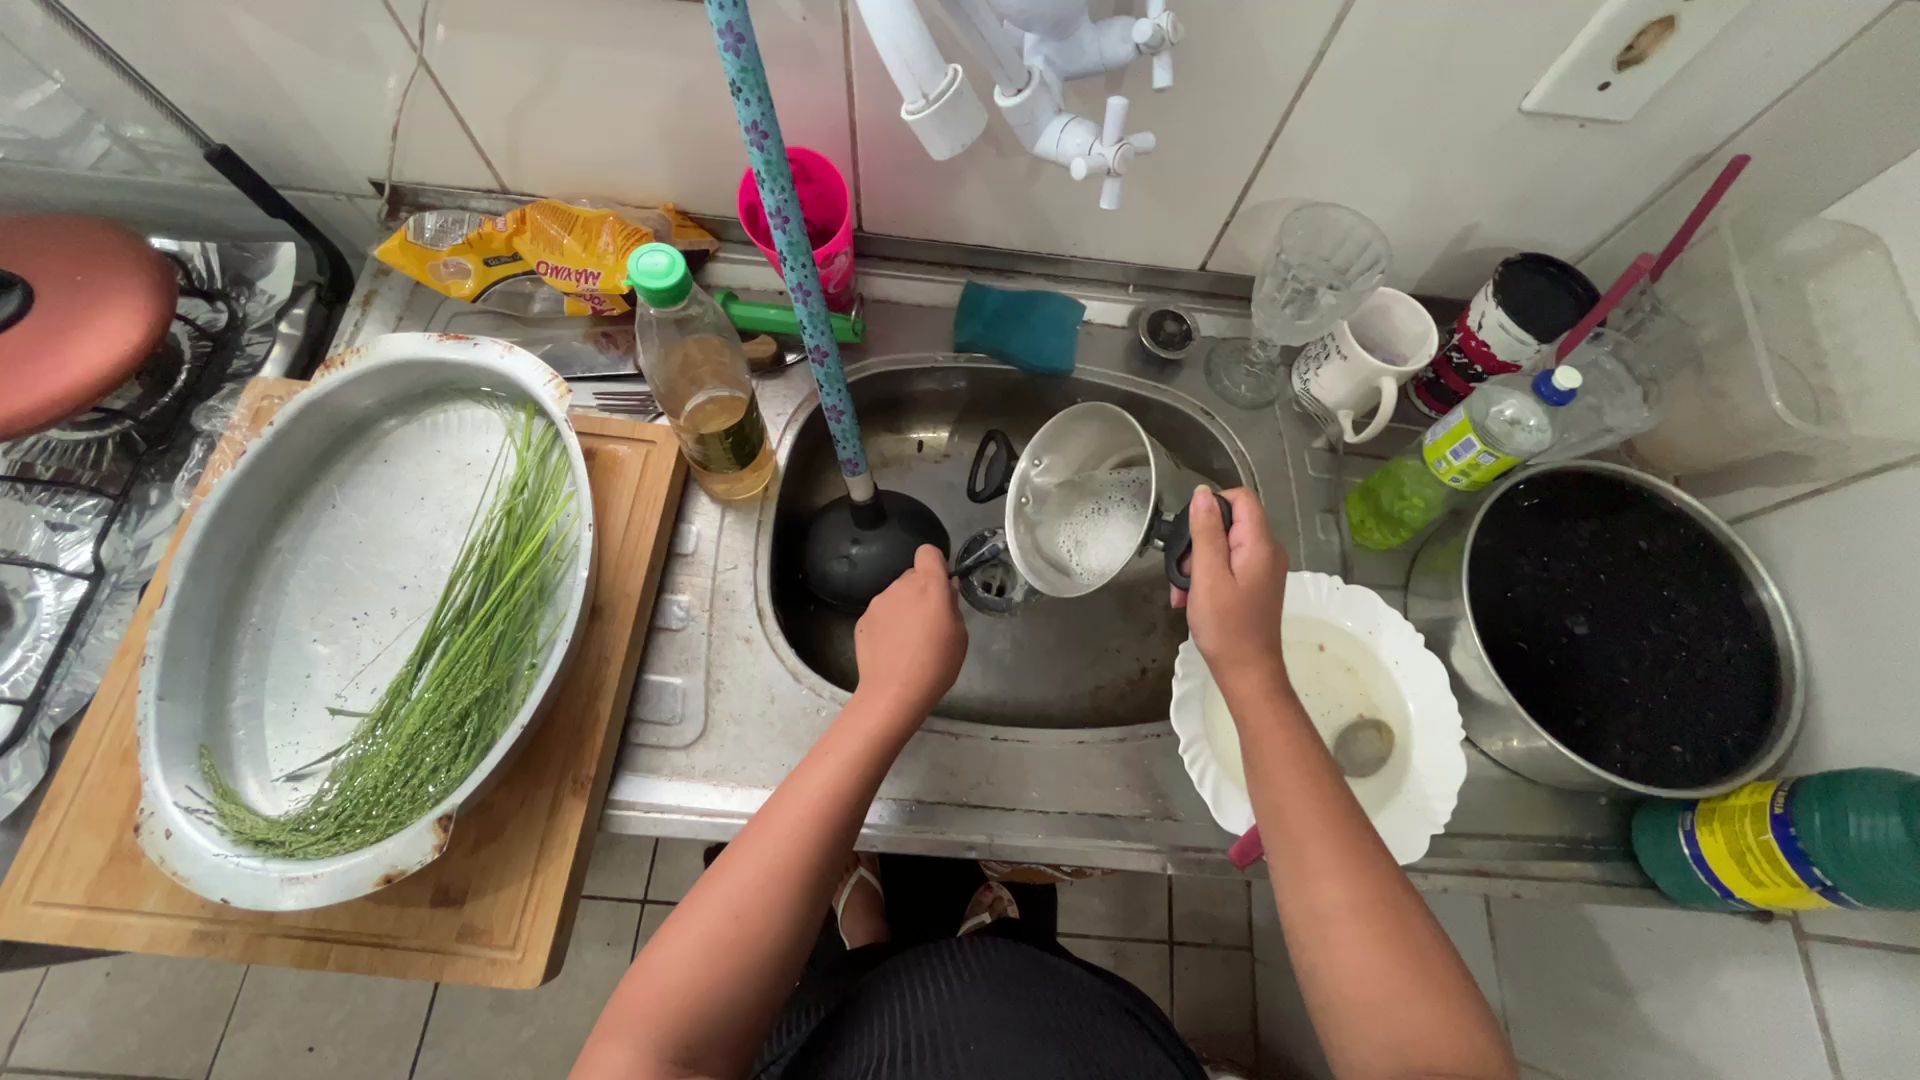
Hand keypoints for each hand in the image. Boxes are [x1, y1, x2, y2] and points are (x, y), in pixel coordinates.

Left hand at [852, 545, 967, 720]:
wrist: (894, 692)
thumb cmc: (936, 664)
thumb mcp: (959, 636)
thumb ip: (952, 605)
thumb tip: (946, 589)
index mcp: (928, 586)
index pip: (928, 552)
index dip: (935, 563)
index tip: (940, 584)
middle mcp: (900, 586)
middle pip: (912, 576)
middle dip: (921, 591)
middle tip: (928, 621)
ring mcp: (878, 603)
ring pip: (895, 596)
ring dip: (903, 608)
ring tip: (908, 640)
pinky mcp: (862, 620)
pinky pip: (880, 614)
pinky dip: (887, 624)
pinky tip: (891, 649)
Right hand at [1171, 486, 1289, 688]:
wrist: (1247, 672)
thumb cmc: (1226, 626)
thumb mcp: (1208, 576)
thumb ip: (1206, 532)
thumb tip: (1203, 493)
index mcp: (1260, 544)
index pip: (1241, 498)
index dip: (1212, 506)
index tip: (1190, 533)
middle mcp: (1268, 551)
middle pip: (1231, 522)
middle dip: (1199, 541)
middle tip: (1183, 572)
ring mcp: (1264, 569)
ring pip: (1225, 546)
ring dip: (1198, 563)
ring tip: (1184, 592)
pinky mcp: (1256, 584)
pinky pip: (1229, 566)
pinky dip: (1208, 577)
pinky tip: (1192, 599)